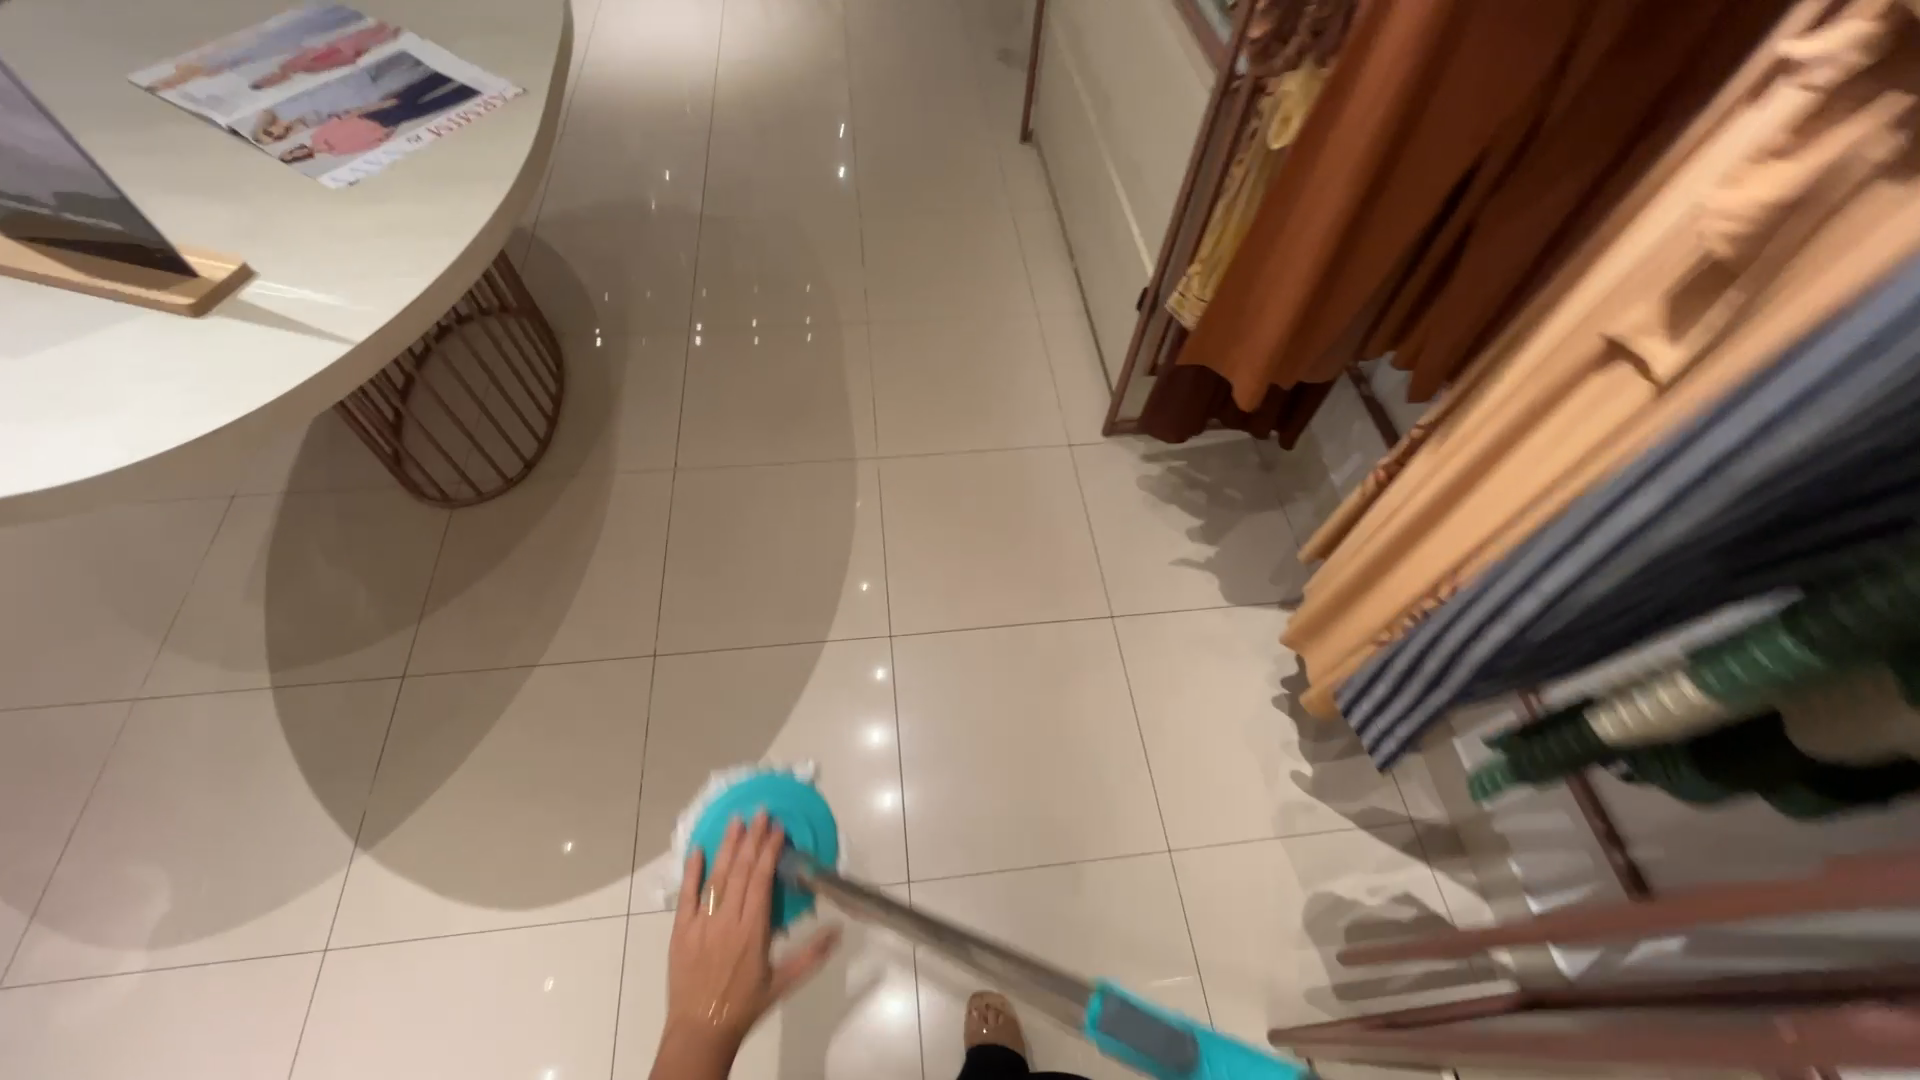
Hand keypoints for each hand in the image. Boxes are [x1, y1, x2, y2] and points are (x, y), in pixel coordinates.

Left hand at [658, 813, 842, 1068]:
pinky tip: (698, 848)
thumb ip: (812, 955)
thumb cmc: (746, 1005)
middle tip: (761, 813)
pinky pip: (686, 895)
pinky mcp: (680, 931)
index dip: (770, 852)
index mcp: (753, 931)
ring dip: (728, 847)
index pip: (762, 880)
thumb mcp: (785, 982)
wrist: (701, 1030)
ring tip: (737, 821)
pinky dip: (691, 871)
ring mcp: (701, 924)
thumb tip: (839, 930)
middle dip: (753, 839)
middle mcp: (727, 921)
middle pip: (741, 871)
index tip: (778, 829)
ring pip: (716, 877)